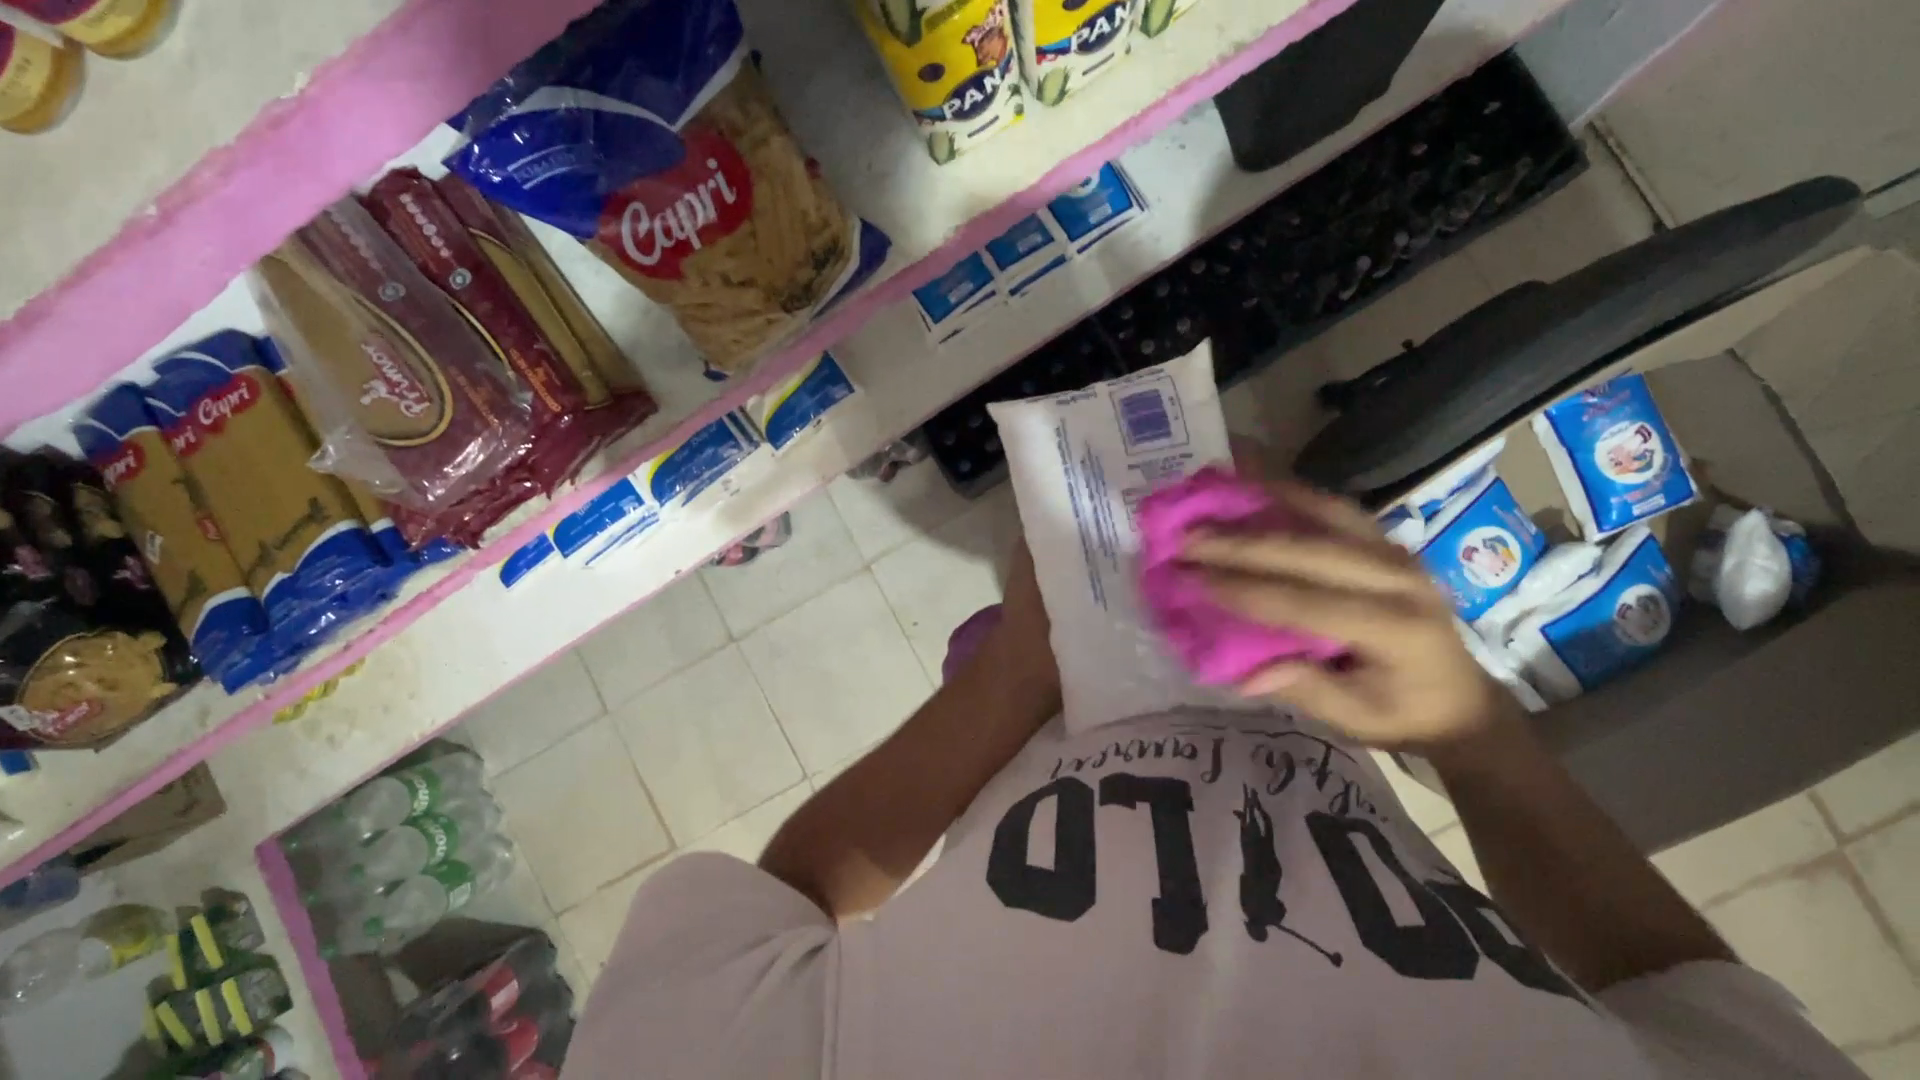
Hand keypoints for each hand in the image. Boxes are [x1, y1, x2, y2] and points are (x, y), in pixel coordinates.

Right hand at [1181, 482, 1522, 754]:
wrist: (1463, 702)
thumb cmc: (1404, 717)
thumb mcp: (1356, 719)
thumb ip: (1306, 689)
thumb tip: (1246, 674)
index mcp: (1393, 627)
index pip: (1304, 602)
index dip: (1243, 591)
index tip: (1189, 579)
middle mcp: (1399, 578)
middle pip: (1309, 549)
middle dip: (1240, 542)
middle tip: (1186, 536)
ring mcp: (1396, 552)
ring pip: (1324, 513)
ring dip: (1264, 499)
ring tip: (1214, 490)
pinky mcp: (1388, 542)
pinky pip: (1336, 508)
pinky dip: (1293, 490)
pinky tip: (1255, 479)